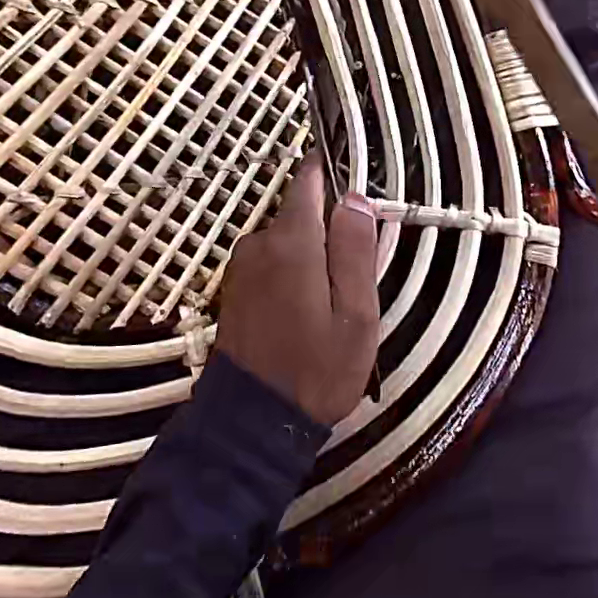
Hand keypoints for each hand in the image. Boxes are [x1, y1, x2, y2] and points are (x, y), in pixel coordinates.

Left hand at [214, 152, 379, 426]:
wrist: (253, 424)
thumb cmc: (317, 369)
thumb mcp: (356, 313)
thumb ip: (356, 249)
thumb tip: (355, 198)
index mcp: (291, 242)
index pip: (309, 178)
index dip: (336, 173)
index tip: (360, 188)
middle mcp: (259, 243)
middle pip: (304, 210)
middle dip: (333, 227)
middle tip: (359, 272)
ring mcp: (242, 266)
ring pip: (291, 238)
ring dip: (316, 254)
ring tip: (337, 299)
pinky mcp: (236, 287)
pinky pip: (275, 260)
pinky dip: (296, 271)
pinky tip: (311, 309)